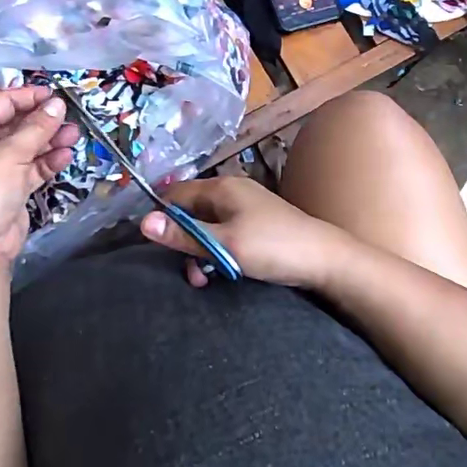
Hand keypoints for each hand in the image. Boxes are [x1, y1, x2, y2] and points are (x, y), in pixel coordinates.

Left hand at [0, 86, 79, 269]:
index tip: (56, 94)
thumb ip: (37, 127)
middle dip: (43, 120)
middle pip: (14, 125)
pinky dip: (47, 162)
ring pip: (26, 147)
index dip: (27, 96)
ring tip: (75, 135)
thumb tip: (57, 104)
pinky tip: (65, 157)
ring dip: (50, 140)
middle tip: (71, 116)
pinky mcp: (8, 191)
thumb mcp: (11, 153)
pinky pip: (30, 169)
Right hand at [138, 176, 347, 289]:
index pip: (176, 194)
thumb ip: (183, 235)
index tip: (157, 249)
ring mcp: (247, 206)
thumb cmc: (271, 247)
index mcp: (222, 187)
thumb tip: (142, 221)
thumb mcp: (223, 244)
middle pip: (191, 212)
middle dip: (185, 242)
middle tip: (192, 274)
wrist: (323, 258)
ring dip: (202, 252)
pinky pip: (226, 233)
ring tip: (206, 279)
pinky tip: (224, 271)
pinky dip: (220, 251)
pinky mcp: (258, 223)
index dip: (162, 219)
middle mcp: (233, 190)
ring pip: (208, 226)